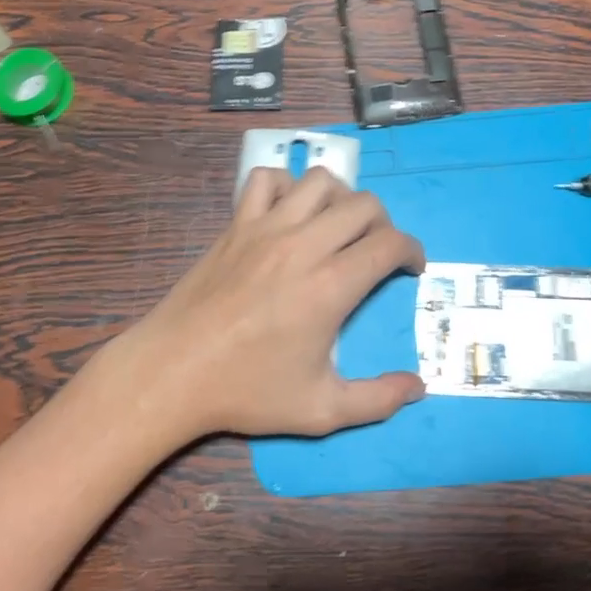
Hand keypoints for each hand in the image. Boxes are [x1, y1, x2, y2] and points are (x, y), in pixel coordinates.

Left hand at [99, 167, 425, 440]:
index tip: (410, 269)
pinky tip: (288, 213)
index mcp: (330, 286)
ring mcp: (265, 228)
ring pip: (319, 180)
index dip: (412, 251)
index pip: (389, 243)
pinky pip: (265, 179)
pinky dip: (285, 186)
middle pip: (363, 204)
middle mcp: (303, 245)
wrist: (173, 373)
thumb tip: (417, 387)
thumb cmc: (246, 391)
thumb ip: (376, 400)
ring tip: (337, 227)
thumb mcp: (320, 411)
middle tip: (376, 252)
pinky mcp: (235, 224)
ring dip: (340, 198)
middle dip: (384, 224)